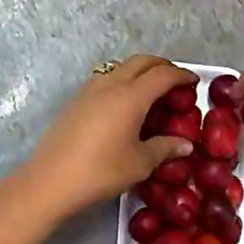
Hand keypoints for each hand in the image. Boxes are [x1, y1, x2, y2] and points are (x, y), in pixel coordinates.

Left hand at [16, 56, 197, 219]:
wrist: (50, 181)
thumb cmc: (100, 172)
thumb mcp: (139, 164)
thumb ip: (164, 149)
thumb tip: (185, 144)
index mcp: (130, 96)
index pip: (162, 75)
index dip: (181, 75)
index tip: (194, 81)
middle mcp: (110, 85)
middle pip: (140, 62)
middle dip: (161, 65)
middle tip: (175, 80)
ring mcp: (89, 91)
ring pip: (120, 67)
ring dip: (139, 71)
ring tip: (150, 91)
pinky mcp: (75, 101)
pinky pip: (105, 80)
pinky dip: (122, 81)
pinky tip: (124, 104)